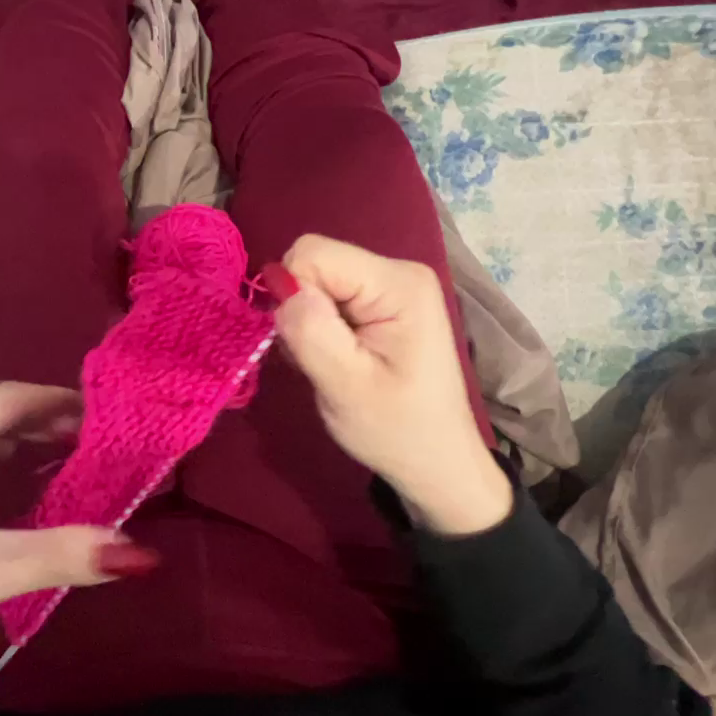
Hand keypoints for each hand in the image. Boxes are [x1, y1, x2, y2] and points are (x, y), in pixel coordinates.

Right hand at [271, 235, 511, 535]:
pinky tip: (337, 359)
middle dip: (299, 308)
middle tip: (319, 359)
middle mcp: (396, 270)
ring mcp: (389, 284)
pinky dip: (318, 327)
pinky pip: (326, 296)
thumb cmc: (397, 430)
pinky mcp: (379, 302)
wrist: (437, 462)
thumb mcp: (347, 388)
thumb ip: (312, 332)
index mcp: (397, 283)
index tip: (306, 342)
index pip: (312, 253)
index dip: (293, 293)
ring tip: (331, 364)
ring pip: (314, 280)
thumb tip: (279, 285)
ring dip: (307, 322)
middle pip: (313, 263)